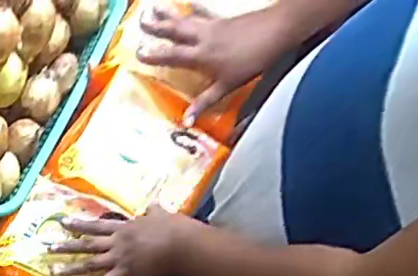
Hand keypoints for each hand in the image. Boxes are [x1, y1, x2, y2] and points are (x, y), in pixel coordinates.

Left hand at [55, 207, 200, 275]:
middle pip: (87, 244)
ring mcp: (119, 258)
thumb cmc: (173, 228)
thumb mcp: (160, 215)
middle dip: (67, 246)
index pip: (96, 226)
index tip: (63, 222)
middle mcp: (117, 242)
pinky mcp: (124, 273)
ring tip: (53, 271)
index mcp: (123, 228)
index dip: (79, 224)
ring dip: (71, 268)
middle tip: (48, 247)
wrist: (180, 245)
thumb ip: (153, 211)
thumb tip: (153, 204)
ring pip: (90, 264)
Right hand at [138, 1, 305, 124]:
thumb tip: (185, 122)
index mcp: (201, 55)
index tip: (138, 52)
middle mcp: (204, 37)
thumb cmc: (252, 60)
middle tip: (141, 18)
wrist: (279, 29)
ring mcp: (213, 26)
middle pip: (176, 30)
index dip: (155, 54)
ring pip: (186, 18)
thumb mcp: (227, 85)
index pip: (173, 55)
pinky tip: (189, 3)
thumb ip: (204, 102)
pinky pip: (203, 12)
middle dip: (157, 25)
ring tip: (155, 7)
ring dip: (170, 14)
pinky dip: (194, 8)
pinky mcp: (224, 20)